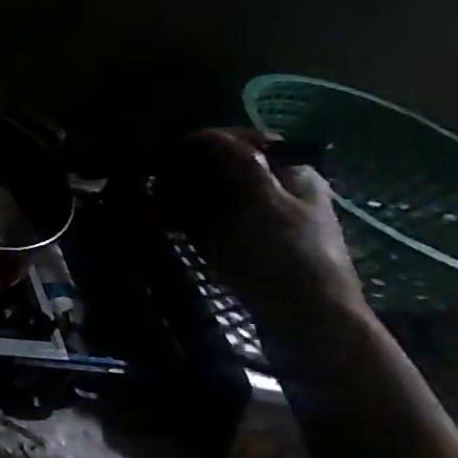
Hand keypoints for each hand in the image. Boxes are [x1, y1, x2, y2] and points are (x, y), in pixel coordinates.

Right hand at [165, 128, 367, 323]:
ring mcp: (257, 222)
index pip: (243, 143)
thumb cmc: (290, 255)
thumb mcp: (266, 201)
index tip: (169, 155)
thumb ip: (240, 162)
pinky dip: (182, 223)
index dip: (204, 144)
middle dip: (184, 176)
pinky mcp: (243, 249)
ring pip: (210, 198)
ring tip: (148, 210)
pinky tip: (158, 226)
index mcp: (291, 172)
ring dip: (177, 199)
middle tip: (153, 188)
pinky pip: (206, 226)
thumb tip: (208, 134)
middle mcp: (274, 191)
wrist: (309, 323)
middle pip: (222, 170)